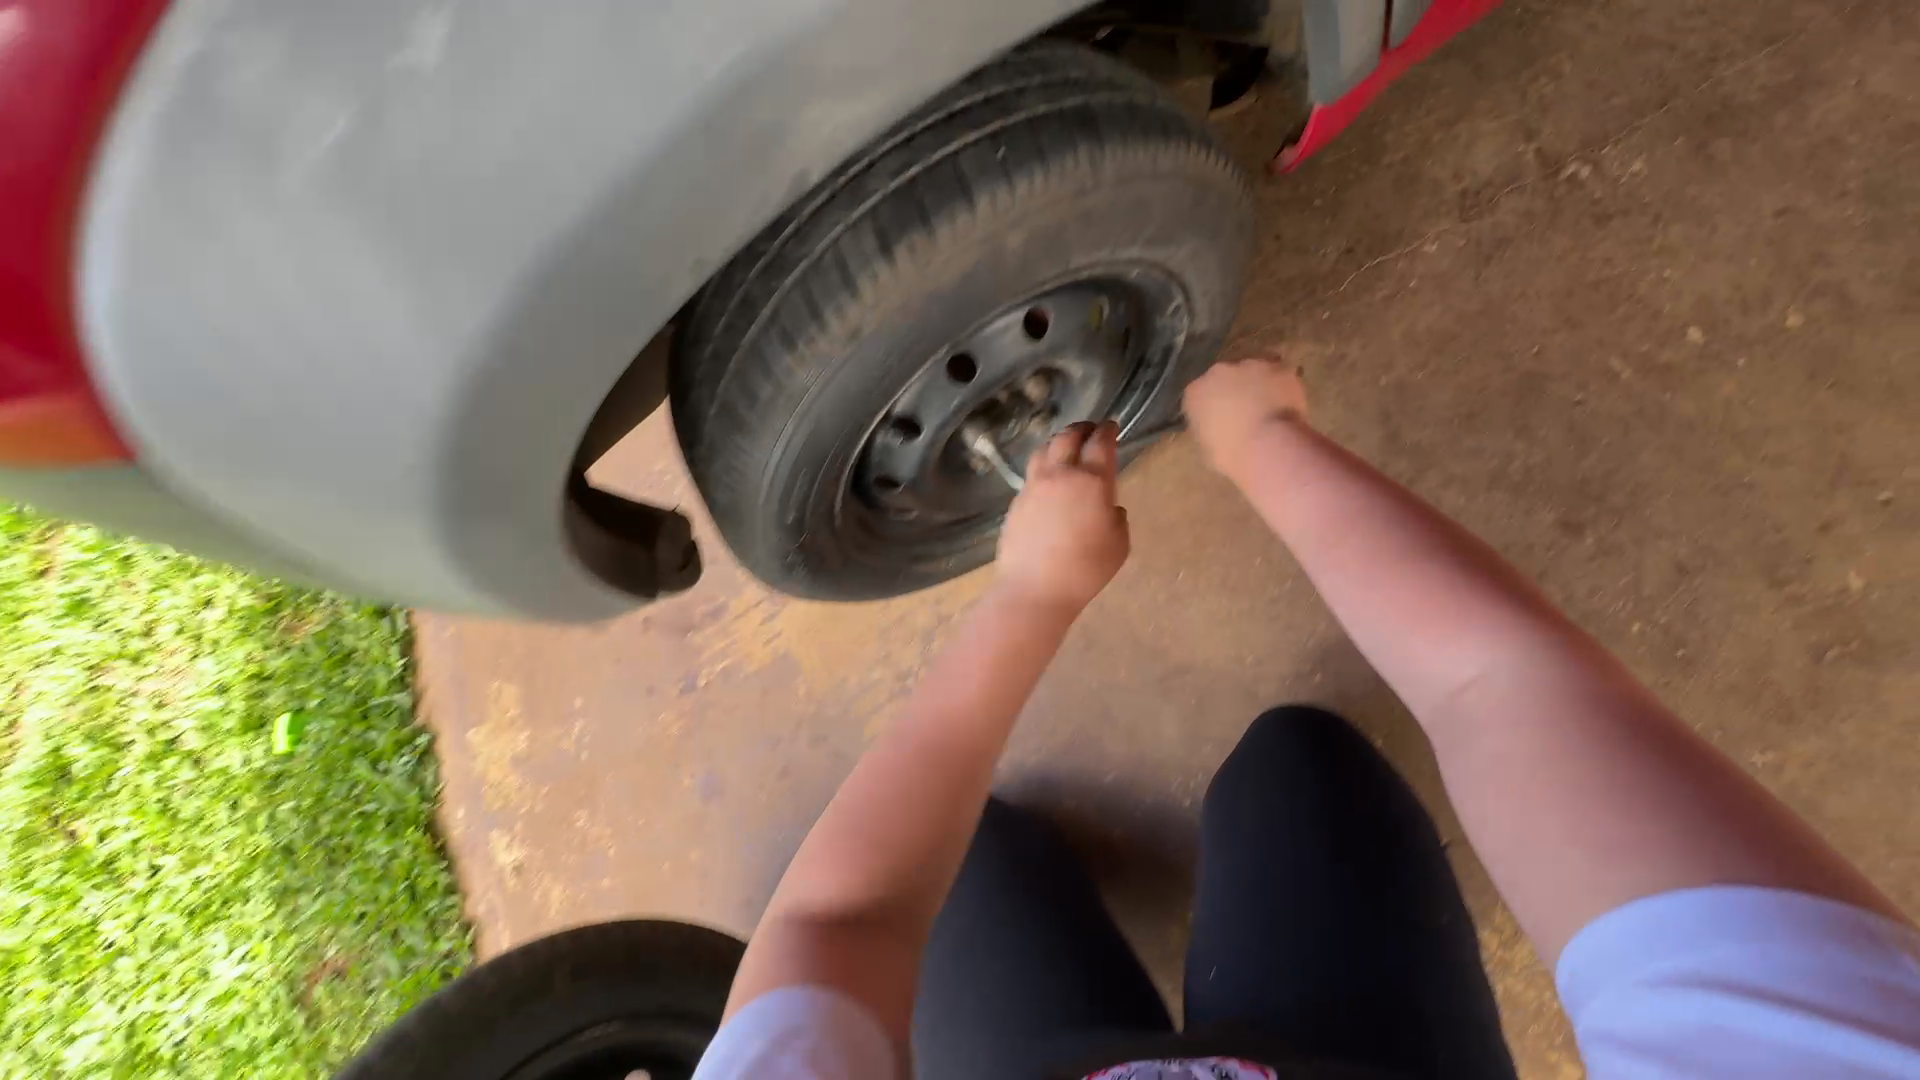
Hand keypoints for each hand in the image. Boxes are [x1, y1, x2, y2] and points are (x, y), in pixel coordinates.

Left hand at [994, 421, 1130, 612]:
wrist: (1034, 588)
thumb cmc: (1086, 569)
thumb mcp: (1119, 545)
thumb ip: (1117, 518)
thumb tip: (1109, 507)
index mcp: (1092, 481)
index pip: (1101, 443)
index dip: (1107, 430)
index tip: (1111, 426)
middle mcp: (1061, 475)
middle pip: (1068, 437)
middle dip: (1082, 429)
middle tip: (1090, 429)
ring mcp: (1034, 486)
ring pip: (1045, 450)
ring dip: (1058, 442)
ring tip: (1066, 446)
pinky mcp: (1017, 501)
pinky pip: (1032, 473)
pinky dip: (1043, 465)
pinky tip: (1048, 477)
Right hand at [1183, 353, 1310, 479]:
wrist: (1269, 447)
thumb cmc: (1231, 455)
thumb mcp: (1206, 446)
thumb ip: (1209, 426)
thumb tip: (1218, 425)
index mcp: (1194, 392)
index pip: (1198, 393)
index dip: (1210, 405)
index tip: (1219, 418)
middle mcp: (1218, 371)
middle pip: (1224, 375)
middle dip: (1233, 389)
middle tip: (1244, 409)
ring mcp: (1249, 365)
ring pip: (1252, 370)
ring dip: (1257, 382)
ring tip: (1267, 404)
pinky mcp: (1279, 367)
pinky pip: (1277, 374)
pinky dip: (1280, 384)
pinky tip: (1285, 401)